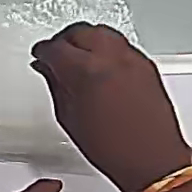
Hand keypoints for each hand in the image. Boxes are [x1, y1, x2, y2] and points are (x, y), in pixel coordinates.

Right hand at [30, 24, 191, 191]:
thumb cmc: (114, 147)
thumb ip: (56, 85)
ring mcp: (132, 60)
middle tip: (54, 52)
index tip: (40, 55)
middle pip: (80, 32)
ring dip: (85, 39)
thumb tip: (48, 69)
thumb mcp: (68, 117)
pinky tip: (98, 62)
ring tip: (76, 54)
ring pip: (102, 32)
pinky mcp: (146, 65)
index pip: (55, 47)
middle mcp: (111, 59)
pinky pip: (120, 44)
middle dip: (63, 40)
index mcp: (86, 72)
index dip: (43, 51)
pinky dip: (105, 47)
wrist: (151, 159)